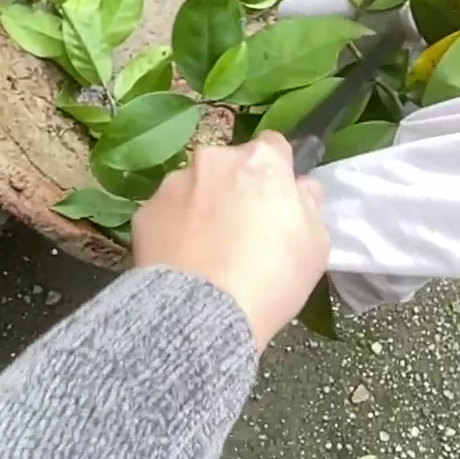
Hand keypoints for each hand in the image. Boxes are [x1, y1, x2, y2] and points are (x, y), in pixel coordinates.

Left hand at [131, 132, 329, 349]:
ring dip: (199, 205)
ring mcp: (172, 184)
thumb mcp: (315, 245)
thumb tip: (300, 187)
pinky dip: (171, 228)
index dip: (276, 172)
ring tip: (204, 249)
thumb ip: (308, 205)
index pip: (273, 147)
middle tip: (239, 229)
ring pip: (192, 187)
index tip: (275, 198)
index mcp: (259, 161)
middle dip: (233, 187)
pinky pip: (164, 213)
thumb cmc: (271, 277)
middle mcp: (212, 160)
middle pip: (228, 165)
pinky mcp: (144, 212)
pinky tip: (180, 259)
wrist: (201, 311)